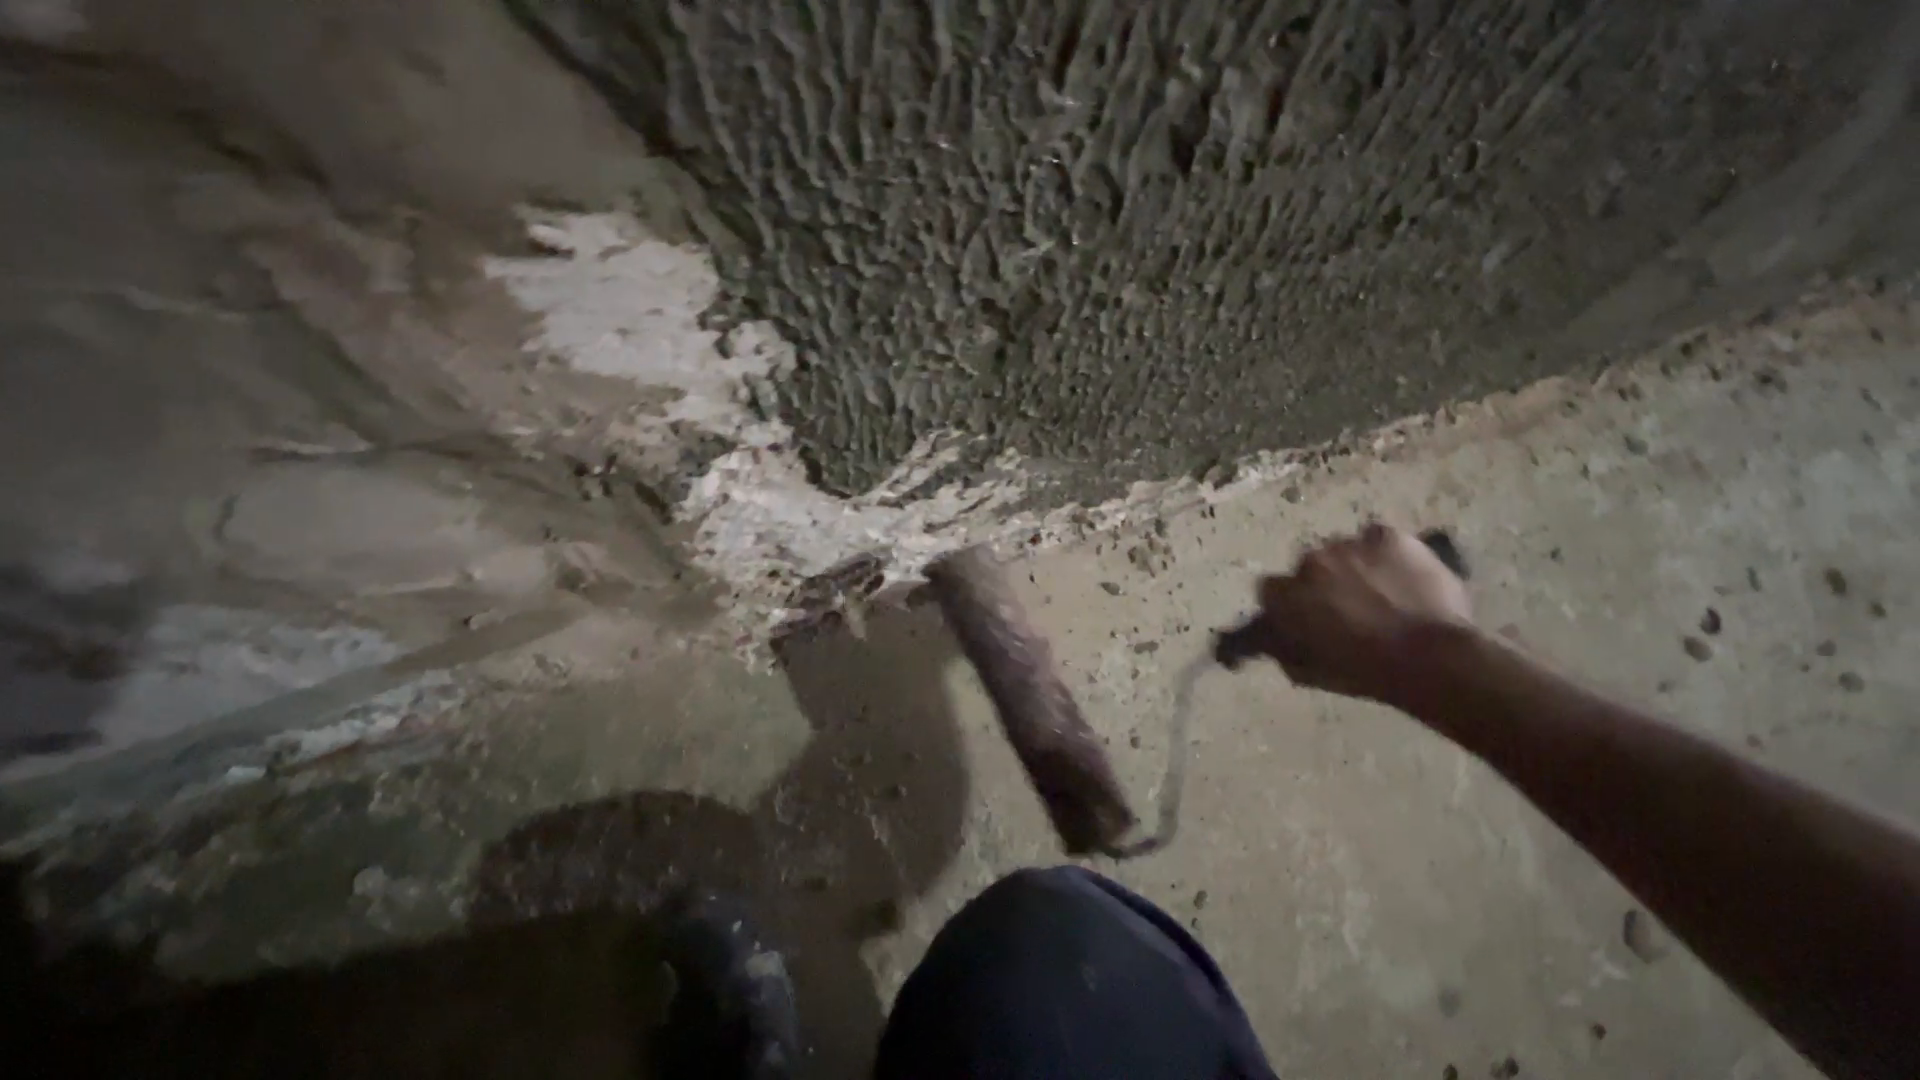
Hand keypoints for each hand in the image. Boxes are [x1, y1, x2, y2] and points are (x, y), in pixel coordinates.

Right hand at [1251, 524, 1473, 704]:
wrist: (1429, 657)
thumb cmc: (1364, 672)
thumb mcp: (1309, 672)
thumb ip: (1283, 648)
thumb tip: (1273, 637)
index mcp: (1286, 594)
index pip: (1271, 589)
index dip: (1290, 602)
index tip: (1306, 616)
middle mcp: (1310, 561)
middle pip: (1310, 566)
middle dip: (1324, 582)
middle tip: (1349, 606)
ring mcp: (1351, 545)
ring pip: (1345, 551)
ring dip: (1354, 567)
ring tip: (1381, 592)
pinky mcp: (1388, 538)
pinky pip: (1378, 539)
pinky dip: (1384, 554)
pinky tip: (1400, 576)